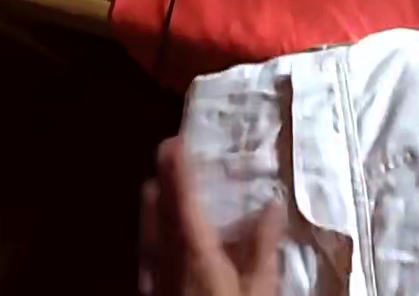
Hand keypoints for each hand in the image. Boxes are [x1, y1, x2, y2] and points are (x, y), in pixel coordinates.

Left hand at [140, 137, 284, 294]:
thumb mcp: (259, 291)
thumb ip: (264, 246)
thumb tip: (272, 205)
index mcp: (195, 250)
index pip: (182, 198)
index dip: (177, 167)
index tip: (175, 138)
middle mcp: (168, 260)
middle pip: (158, 210)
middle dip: (161, 178)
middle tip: (168, 151)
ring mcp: (155, 281)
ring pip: (148, 232)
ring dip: (152, 205)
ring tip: (155, 184)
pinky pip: (147, 256)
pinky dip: (151, 235)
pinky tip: (154, 239)